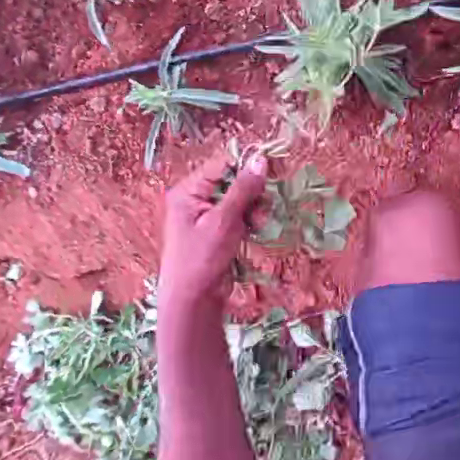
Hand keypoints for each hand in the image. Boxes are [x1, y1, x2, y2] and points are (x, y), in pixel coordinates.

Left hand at [158, 148, 267, 310]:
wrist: (193, 299)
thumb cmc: (201, 259)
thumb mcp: (224, 221)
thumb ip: (243, 189)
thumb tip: (260, 160)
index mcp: (188, 191)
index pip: (222, 165)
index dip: (247, 167)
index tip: (270, 174)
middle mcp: (196, 199)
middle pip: (233, 181)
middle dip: (252, 194)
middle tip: (261, 210)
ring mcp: (207, 215)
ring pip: (240, 199)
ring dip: (254, 209)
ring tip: (257, 226)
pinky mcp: (218, 230)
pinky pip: (240, 215)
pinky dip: (250, 221)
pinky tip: (254, 232)